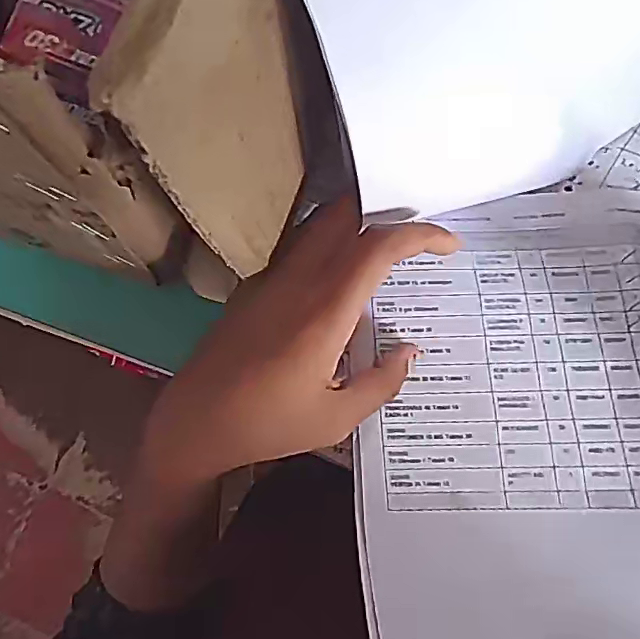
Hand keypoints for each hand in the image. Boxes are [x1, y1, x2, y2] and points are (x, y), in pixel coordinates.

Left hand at [136, 200, 459, 489]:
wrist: (192, 421)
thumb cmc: (265, 424)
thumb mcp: (334, 419)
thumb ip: (381, 383)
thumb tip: (410, 352)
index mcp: (324, 312)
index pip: (376, 249)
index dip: (418, 236)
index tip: (447, 245)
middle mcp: (297, 283)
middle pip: (344, 217)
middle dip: (387, 213)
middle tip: (418, 237)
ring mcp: (271, 280)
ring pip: (320, 227)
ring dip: (357, 225)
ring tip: (386, 252)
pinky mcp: (255, 287)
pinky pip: (300, 250)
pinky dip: (331, 246)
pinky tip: (339, 284)